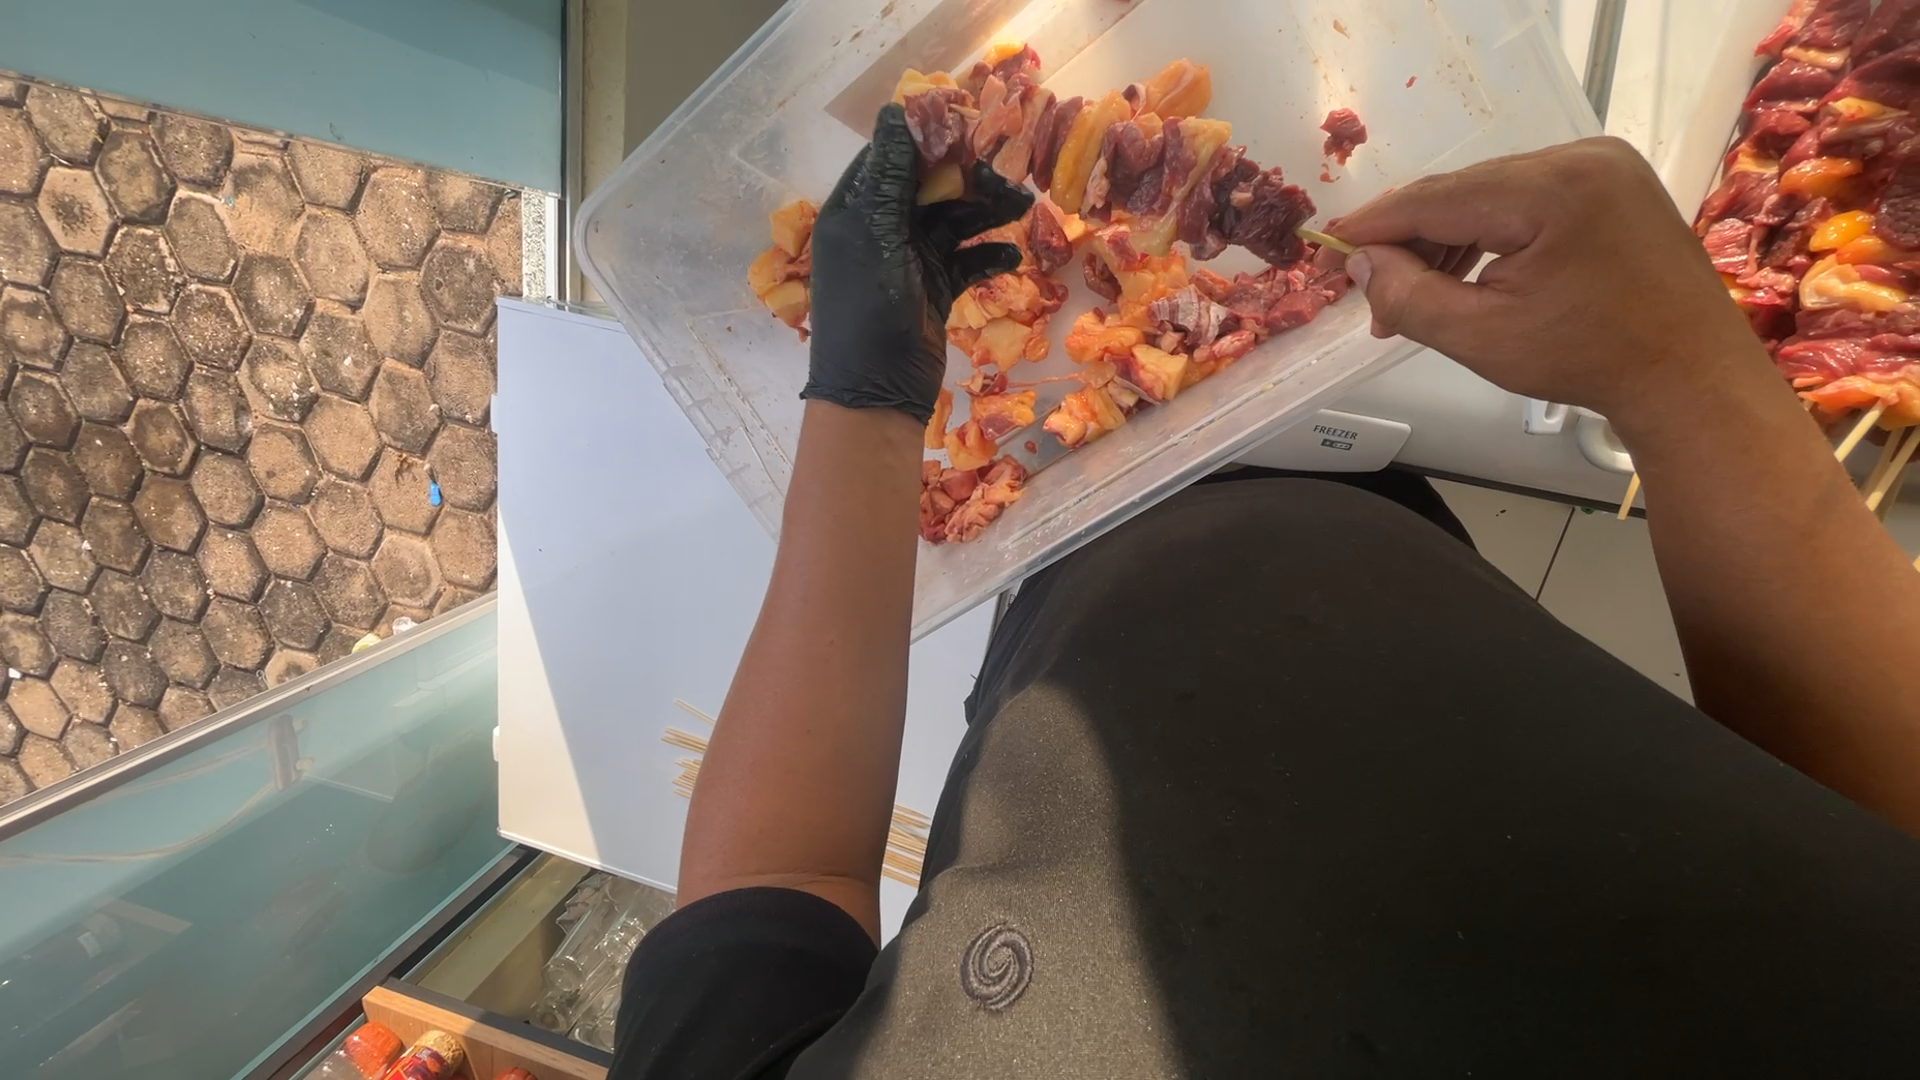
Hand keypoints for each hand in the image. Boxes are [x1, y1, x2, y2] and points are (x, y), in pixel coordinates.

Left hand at [803, 104, 1033, 423]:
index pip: (894, 156)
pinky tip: (1011, 255)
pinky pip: (967, 260)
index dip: (932, 140)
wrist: (876, 391)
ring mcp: (911, 260)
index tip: (974, 130)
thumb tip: (896, 111)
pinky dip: (989, 254)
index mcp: (856, 209)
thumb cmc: (868, 311)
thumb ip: (892, 177)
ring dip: (988, 213)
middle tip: (1010, 177)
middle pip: (932, 186)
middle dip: (971, 179)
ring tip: (1024, 208)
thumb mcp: (876, 236)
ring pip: (955, 221)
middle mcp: (882, 229)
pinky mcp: (936, 289)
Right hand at [1334, 137, 1776, 430]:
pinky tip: (1455, 278)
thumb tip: (1359, 264)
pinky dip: (1475, 238)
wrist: (1683, 370)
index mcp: (1550, 189)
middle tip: (1367, 298)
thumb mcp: (1475, 335)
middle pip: (1454, 193)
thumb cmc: (1581, 358)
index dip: (1370, 226)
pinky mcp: (1603, 185)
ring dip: (1436, 245)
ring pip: (1480, 198)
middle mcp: (1576, 157)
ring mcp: (1596, 167)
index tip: (1324, 250)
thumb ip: (1405, 294)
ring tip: (1408, 302)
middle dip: (1403, 244)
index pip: (1431, 199)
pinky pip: (1514, 202)